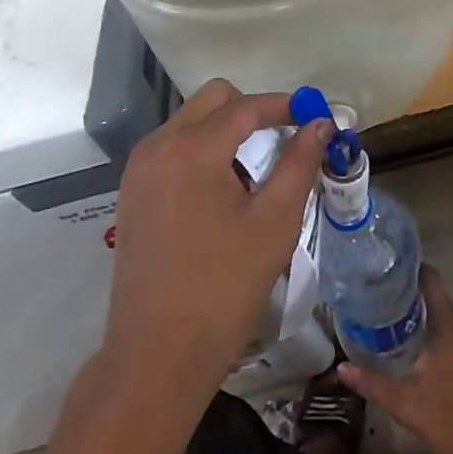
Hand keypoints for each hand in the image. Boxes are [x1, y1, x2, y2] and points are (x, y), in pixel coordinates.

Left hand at [101, 79, 332, 395]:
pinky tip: (221, 197)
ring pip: (190, 123)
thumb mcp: (274, 222)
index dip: (285, 106)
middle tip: (283, 146)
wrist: (158, 353)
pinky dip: (202, 154)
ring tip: (253, 180)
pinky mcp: (132, 194)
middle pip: (212, 101)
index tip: (315, 118)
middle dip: (252, 112)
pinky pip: (172, 150)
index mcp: (191, 150)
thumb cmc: (224, 287)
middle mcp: (157, 147)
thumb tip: (321, 124)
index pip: (245, 106)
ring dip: (226, 134)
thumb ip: (300, 163)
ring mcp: (138, 170)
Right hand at [339, 264, 452, 453]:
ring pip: (441, 316)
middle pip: (435, 296)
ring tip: (385, 314)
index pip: (432, 281)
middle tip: (375, 291)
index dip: (411, 268)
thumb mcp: (402, 401)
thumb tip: (340, 366)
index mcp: (448, 328)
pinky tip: (408, 344)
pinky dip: (429, 330)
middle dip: (407, 291)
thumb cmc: (448, 421)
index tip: (385, 266)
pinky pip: (448, 333)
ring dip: (418, 313)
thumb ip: (370, 380)